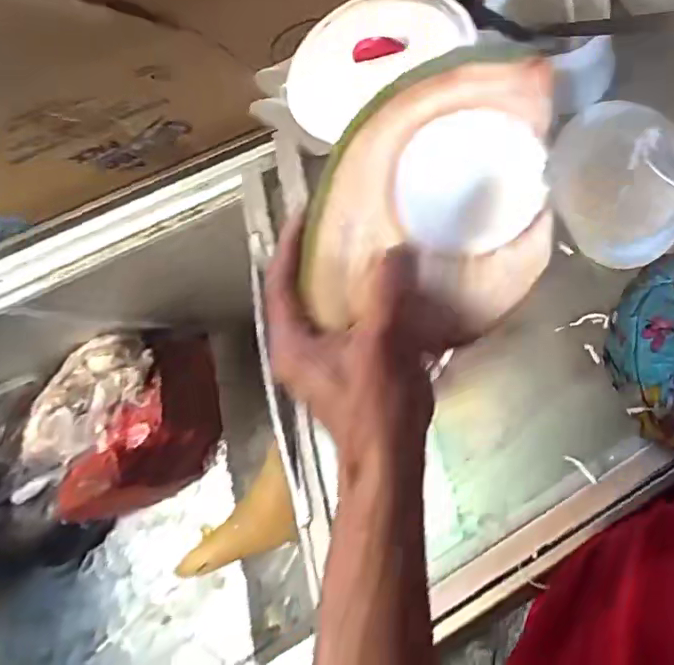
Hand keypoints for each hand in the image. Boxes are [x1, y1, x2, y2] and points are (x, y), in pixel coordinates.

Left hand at [263, 222, 463, 477]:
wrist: (389, 460)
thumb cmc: (375, 404)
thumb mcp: (380, 343)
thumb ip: (385, 293)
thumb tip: (394, 251)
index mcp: (292, 343)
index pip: (279, 283)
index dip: (289, 245)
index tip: (304, 212)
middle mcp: (299, 349)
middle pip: (299, 291)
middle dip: (317, 256)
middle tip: (340, 224)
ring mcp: (322, 360)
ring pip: (326, 306)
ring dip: (342, 276)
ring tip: (366, 246)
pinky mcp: (347, 366)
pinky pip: (349, 318)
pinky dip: (364, 297)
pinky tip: (391, 286)